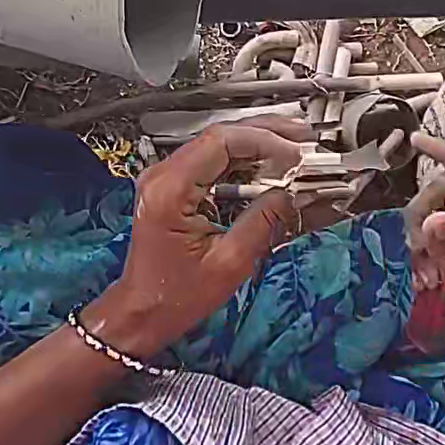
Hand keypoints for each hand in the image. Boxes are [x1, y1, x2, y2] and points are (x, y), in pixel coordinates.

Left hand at [86, 118, 308, 356]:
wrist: (142, 312)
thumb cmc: (177, 296)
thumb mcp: (229, 263)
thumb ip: (262, 222)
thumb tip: (290, 193)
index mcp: (170, 190)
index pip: (221, 142)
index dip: (263, 140)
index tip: (294, 154)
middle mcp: (162, 174)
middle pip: (219, 134)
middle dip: (265, 132)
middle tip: (302, 137)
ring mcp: (165, 176)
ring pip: (217, 142)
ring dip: (256, 141)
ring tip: (293, 145)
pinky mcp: (172, 184)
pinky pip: (212, 159)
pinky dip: (243, 157)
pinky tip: (269, 160)